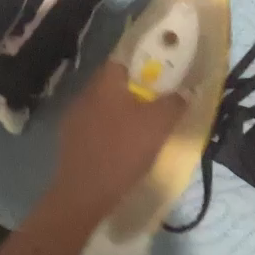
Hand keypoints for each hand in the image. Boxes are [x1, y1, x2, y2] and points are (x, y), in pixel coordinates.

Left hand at [47, 62, 185, 220]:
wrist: (85, 193)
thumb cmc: (124, 150)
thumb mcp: (159, 125)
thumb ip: (174, 103)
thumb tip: (185, 91)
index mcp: (105, 84)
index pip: (122, 61)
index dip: (141, 65)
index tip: (159, 77)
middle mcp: (85, 95)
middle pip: (112, 84)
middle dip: (132, 91)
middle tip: (154, 103)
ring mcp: (73, 119)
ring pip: (102, 107)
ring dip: (119, 112)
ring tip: (139, 127)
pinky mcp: (69, 142)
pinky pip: (94, 127)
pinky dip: (108, 131)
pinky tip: (120, 146)